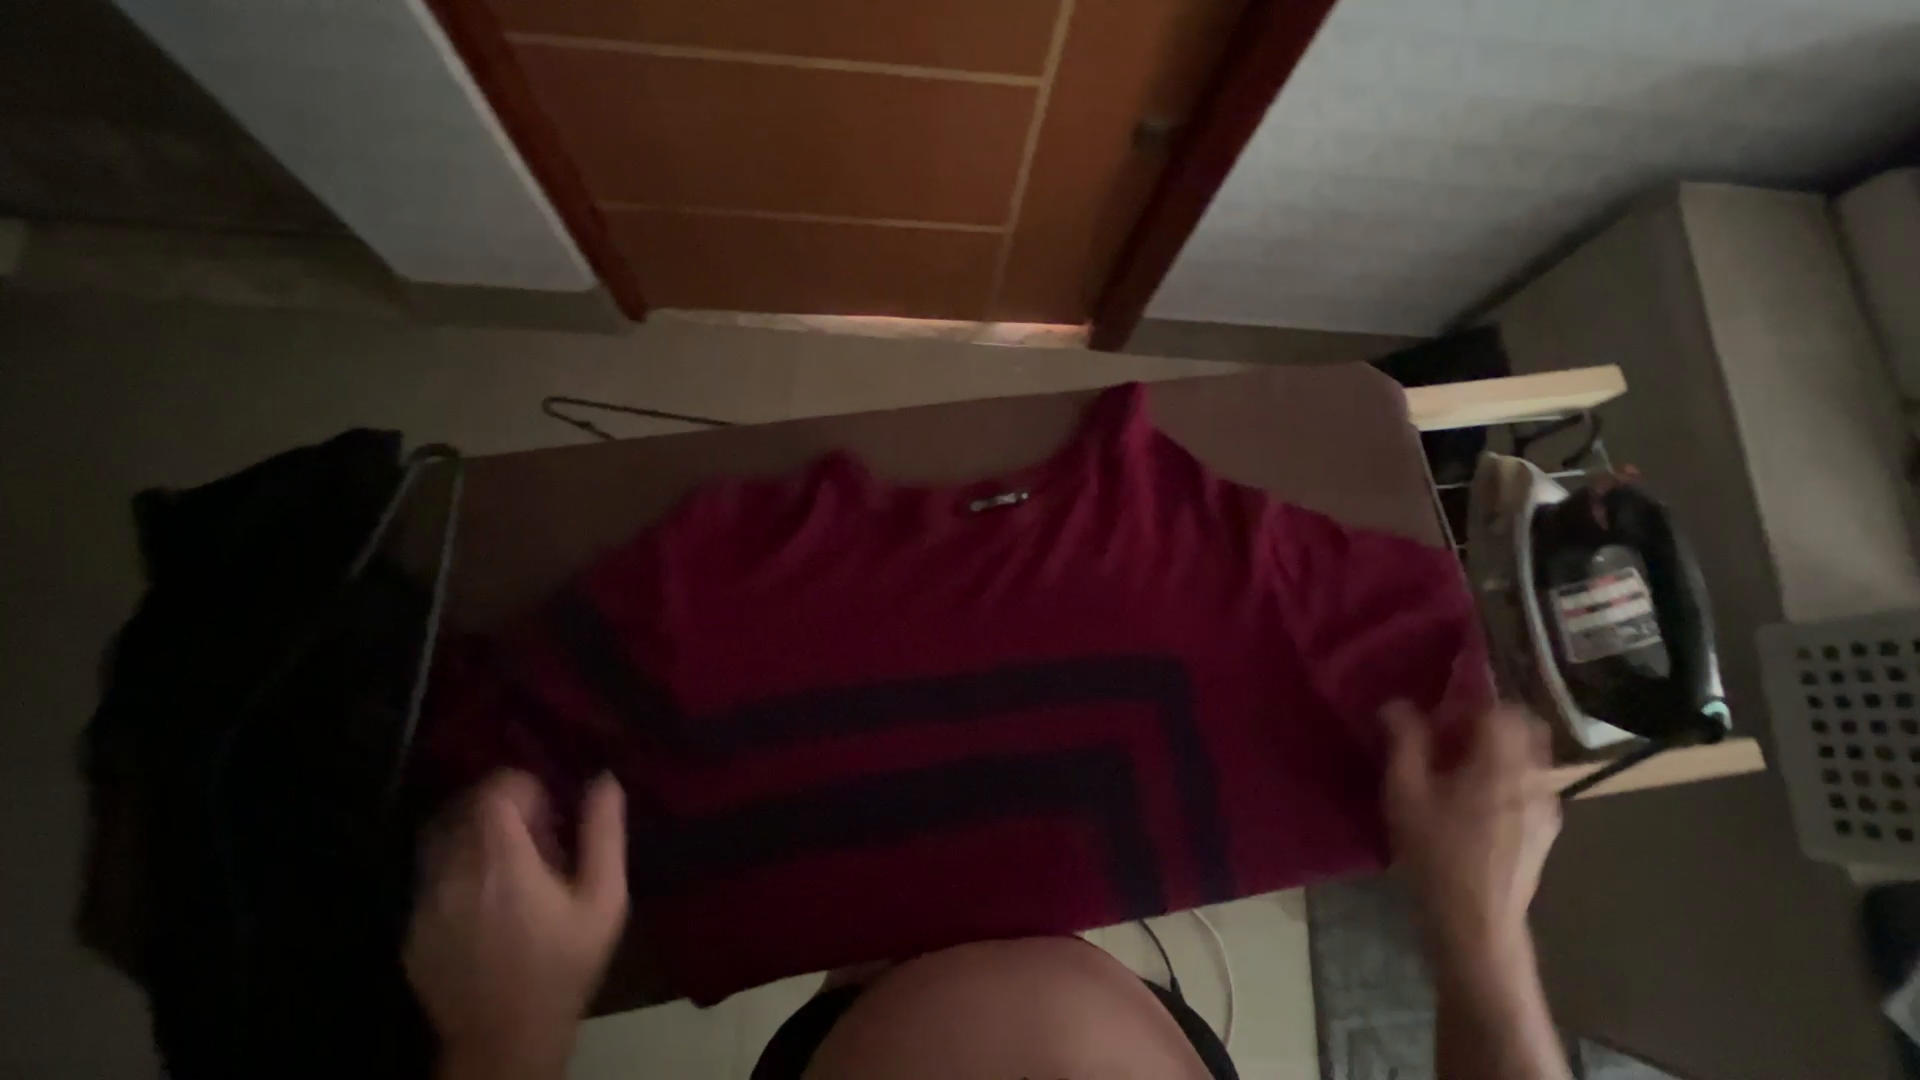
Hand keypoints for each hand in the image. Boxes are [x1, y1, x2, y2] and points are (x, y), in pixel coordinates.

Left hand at [405, 771, 628, 1078]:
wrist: (506, 1040)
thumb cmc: (565, 965)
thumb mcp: (604, 899)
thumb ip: (603, 834)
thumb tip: (603, 780)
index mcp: (503, 864)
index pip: (493, 792)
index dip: (521, 784)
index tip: (547, 803)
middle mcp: (454, 875)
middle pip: (462, 807)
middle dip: (498, 805)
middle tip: (534, 830)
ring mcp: (426, 904)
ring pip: (439, 838)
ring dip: (473, 831)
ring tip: (507, 856)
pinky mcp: (412, 929)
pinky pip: (430, 875)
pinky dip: (456, 865)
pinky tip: (486, 894)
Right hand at [1380, 701, 1560, 962]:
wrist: (1475, 922)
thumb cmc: (1436, 852)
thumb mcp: (1404, 792)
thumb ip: (1403, 741)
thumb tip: (1397, 705)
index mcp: (1502, 763)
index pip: (1501, 709)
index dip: (1470, 703)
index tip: (1438, 715)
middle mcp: (1535, 779)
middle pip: (1525, 728)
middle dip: (1490, 721)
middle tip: (1450, 735)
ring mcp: (1546, 807)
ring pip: (1530, 757)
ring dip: (1499, 749)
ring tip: (1458, 768)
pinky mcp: (1545, 831)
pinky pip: (1531, 785)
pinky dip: (1507, 776)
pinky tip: (1474, 801)